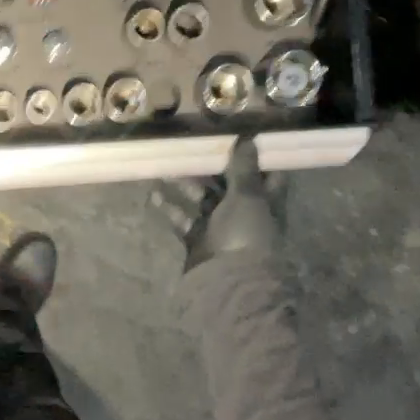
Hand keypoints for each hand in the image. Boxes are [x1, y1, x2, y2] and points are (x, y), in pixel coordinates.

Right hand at [155, 136, 280, 270]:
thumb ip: (244, 170)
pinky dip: (170, 209)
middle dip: (208, 168)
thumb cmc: (244, 236)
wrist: (227, 285)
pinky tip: (154, 196)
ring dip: (184, 185)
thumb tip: (248, 137)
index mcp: (265, 202)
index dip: (253, 155)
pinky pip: (183, 219)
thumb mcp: (247, 198)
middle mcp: (245, 213)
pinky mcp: (199, 240)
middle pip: (227, 184)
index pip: (265, 174)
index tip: (235, 134)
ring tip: (164, 170)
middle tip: (187, 148)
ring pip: (202, 200)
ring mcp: (221, 228)